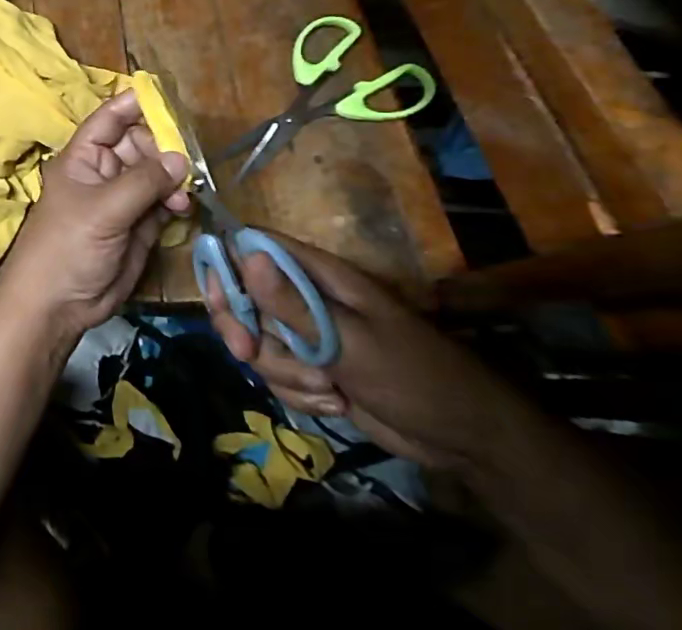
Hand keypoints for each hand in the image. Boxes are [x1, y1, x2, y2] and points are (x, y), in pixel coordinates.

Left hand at [0, 90, 190, 337]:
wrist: (57, 307)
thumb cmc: (67, 248)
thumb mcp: (103, 210)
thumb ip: (143, 182)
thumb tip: (180, 159)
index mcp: (85, 157)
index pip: (112, 118)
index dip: (137, 104)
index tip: (170, 97)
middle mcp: (105, 171)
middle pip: (142, 143)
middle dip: (166, 146)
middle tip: (187, 159)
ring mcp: (124, 198)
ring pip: (158, 173)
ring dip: (175, 176)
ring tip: (186, 191)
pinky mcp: (140, 224)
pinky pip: (164, 201)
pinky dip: (177, 200)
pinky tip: (185, 206)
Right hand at [204, 232, 501, 467]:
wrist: (459, 433)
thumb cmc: (411, 373)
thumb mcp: (349, 340)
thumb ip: (293, 304)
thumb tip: (246, 254)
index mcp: (318, 274)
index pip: (254, 248)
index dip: (228, 267)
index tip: (222, 304)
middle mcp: (307, 297)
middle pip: (245, 299)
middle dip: (244, 331)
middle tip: (249, 354)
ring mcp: (309, 335)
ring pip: (260, 344)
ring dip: (283, 372)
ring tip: (328, 386)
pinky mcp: (313, 370)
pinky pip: (279, 376)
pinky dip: (299, 394)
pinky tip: (335, 402)